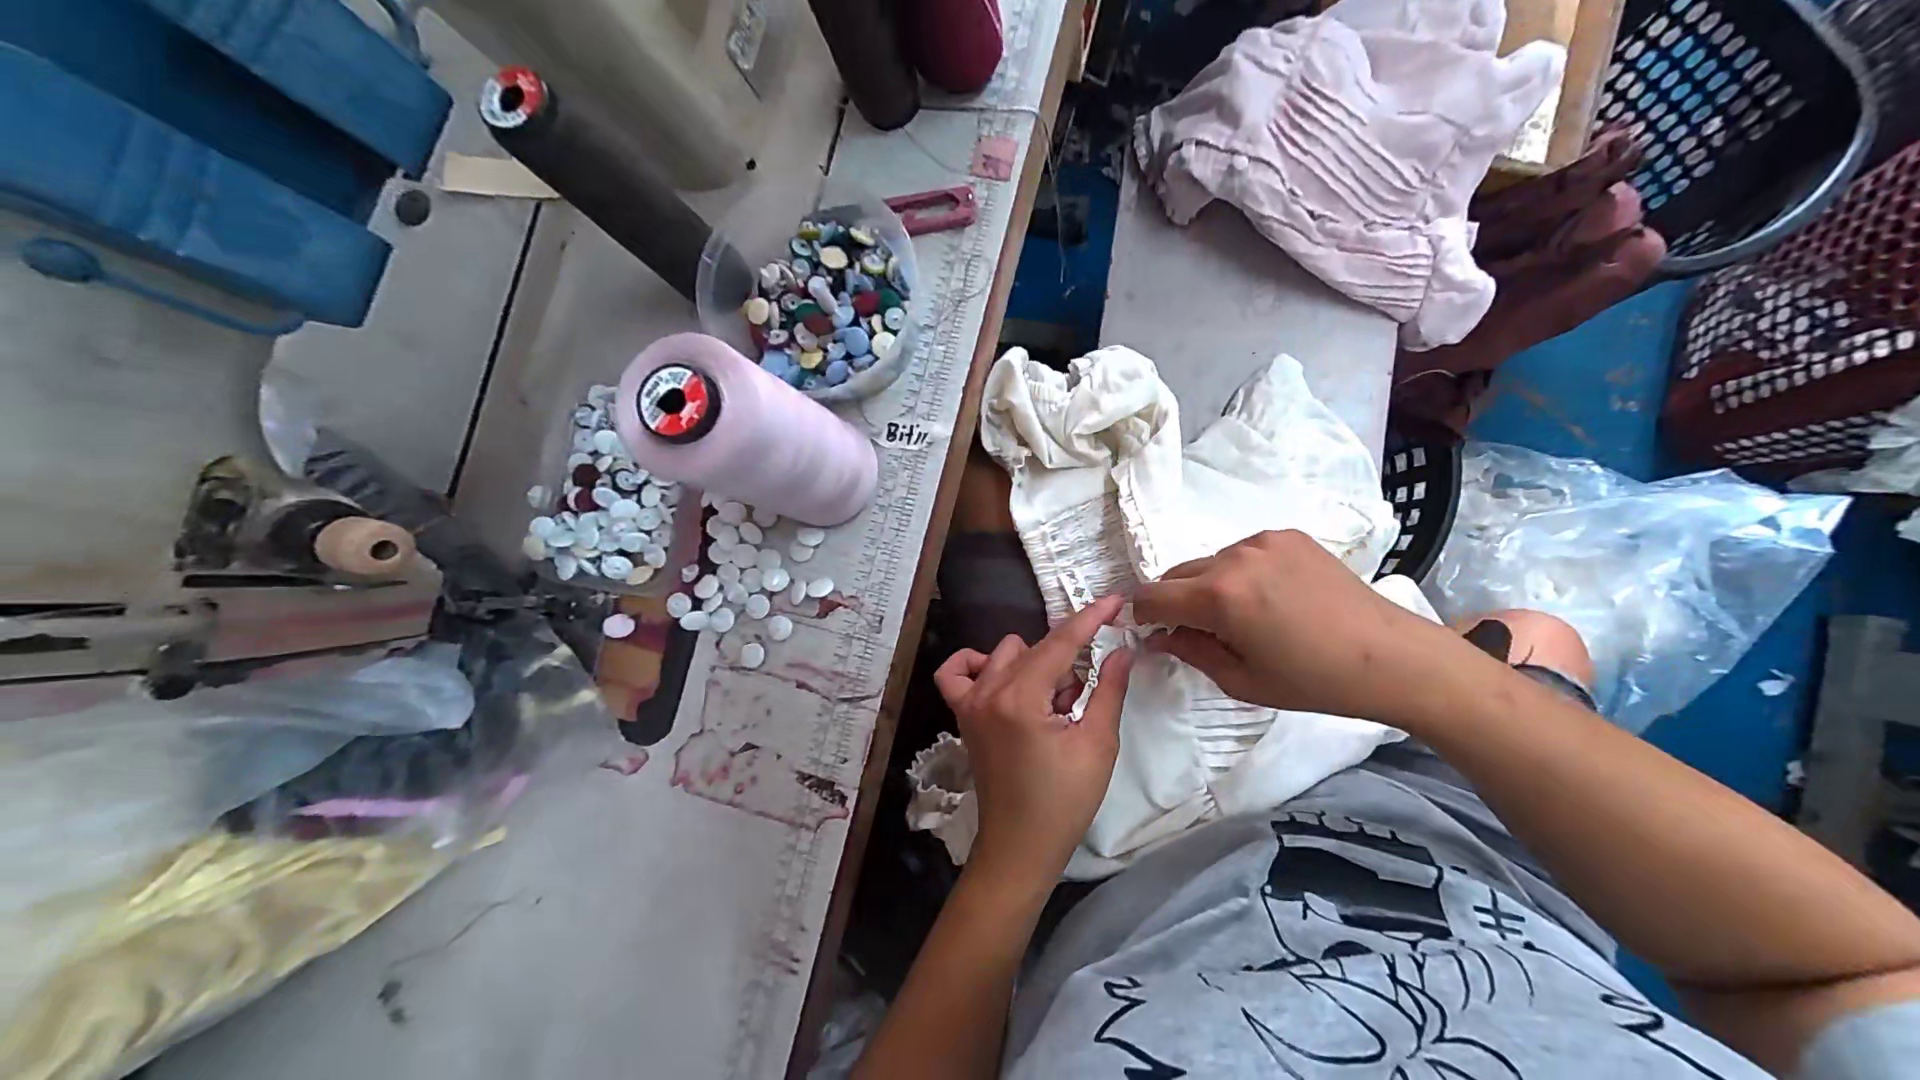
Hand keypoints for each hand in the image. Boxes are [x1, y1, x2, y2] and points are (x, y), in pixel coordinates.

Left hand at [932, 594, 1134, 887]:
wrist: (1020, 846)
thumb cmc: (1064, 802)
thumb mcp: (1097, 745)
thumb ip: (1108, 690)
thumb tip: (1122, 651)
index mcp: (1021, 699)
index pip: (1060, 643)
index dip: (1091, 618)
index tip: (1116, 600)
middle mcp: (989, 692)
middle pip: (1035, 648)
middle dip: (1068, 661)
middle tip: (1081, 700)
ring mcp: (969, 702)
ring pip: (1005, 653)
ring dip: (1035, 664)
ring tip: (1053, 703)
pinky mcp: (962, 715)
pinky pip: (957, 672)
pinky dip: (978, 665)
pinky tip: (1004, 680)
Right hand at [1132, 530, 1465, 722]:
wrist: (1391, 657)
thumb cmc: (1313, 680)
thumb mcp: (1241, 680)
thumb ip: (1190, 651)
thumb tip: (1159, 636)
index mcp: (1219, 597)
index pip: (1152, 596)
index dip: (1142, 616)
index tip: (1149, 631)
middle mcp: (1234, 558)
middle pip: (1176, 574)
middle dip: (1174, 601)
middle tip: (1197, 631)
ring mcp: (1263, 541)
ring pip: (1209, 563)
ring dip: (1208, 586)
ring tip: (1242, 615)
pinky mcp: (1287, 535)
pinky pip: (1242, 552)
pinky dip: (1240, 572)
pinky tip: (1270, 597)